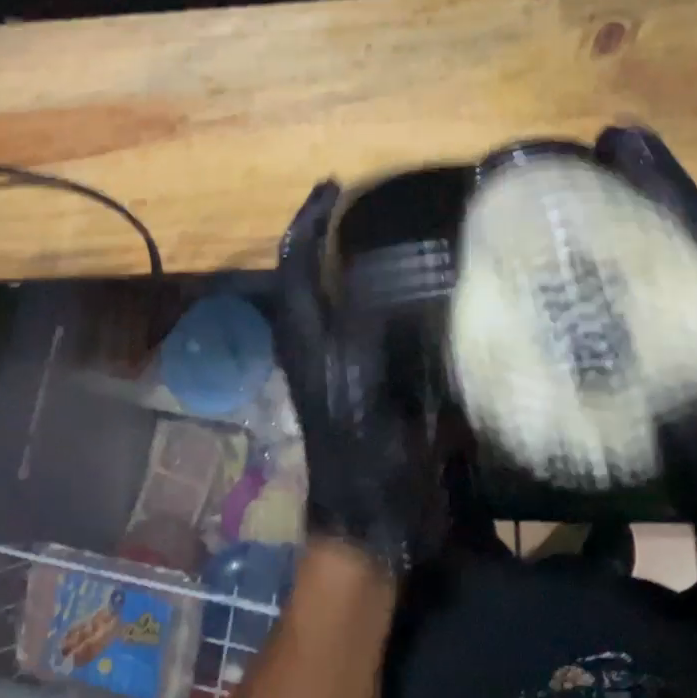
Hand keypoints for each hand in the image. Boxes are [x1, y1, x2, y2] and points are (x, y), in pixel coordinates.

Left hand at [275, 182, 447, 572]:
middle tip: (361, 202)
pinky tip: (401, 283)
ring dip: (338, 254)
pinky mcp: (346, 374)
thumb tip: (366, 269)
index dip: (310, 218)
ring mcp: (323, 358)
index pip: (295, 259)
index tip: (334, 184)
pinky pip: (347, 313)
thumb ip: (363, 322)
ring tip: (380, 230)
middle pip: (302, 270)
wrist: (368, 513)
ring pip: (322, 290)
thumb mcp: (363, 380)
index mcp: (304, 333)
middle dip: (321, 230)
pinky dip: (362, 287)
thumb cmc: (366, 449)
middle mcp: (305, 339)